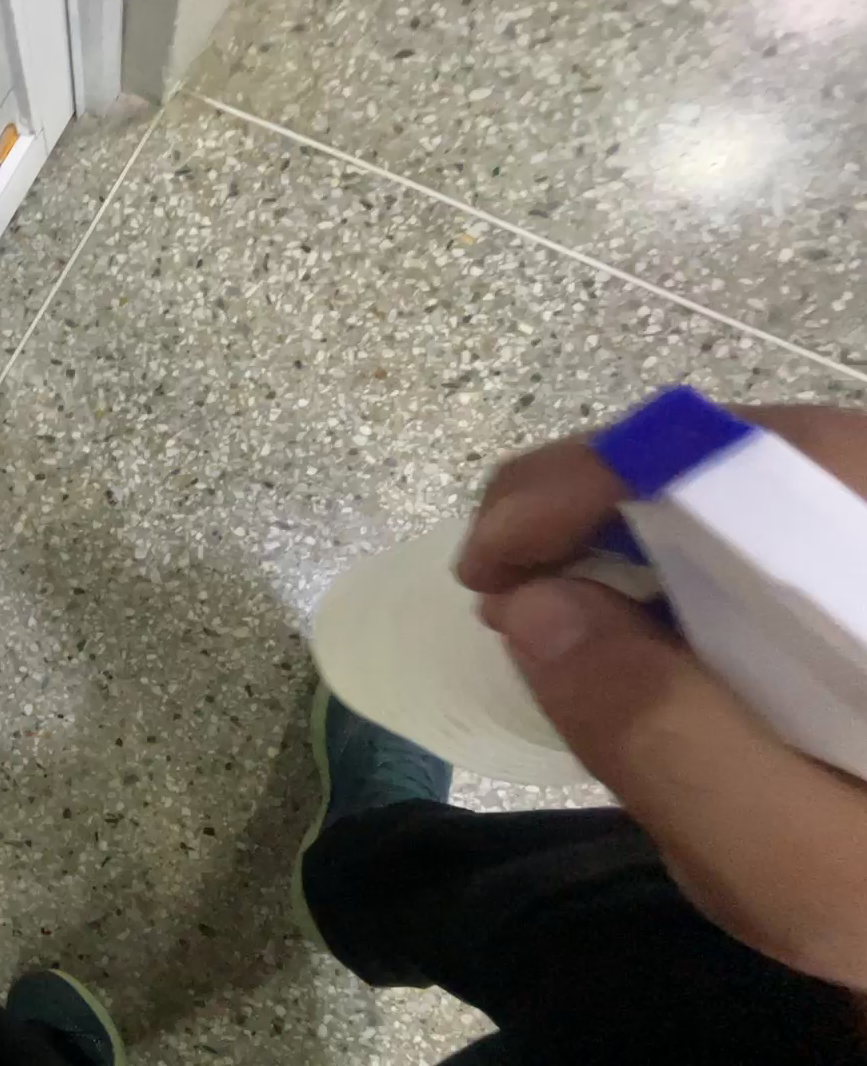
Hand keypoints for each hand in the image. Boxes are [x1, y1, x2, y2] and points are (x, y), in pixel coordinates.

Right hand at [459, 403, 866, 990]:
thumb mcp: (795, 869)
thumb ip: (667, 740)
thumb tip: (528, 606)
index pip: (775, 461)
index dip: (603, 480)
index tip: (493, 561)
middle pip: (735, 455)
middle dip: (575, 506)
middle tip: (495, 587)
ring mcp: (866, 546)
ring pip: (725, 479)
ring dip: (600, 530)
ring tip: (538, 607)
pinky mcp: (844, 573)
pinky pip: (737, 518)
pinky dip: (643, 552)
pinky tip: (612, 616)